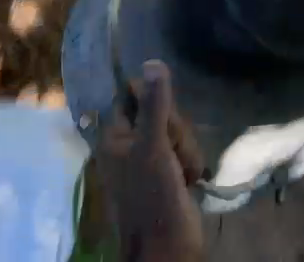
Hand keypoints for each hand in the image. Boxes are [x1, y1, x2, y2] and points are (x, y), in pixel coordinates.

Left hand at [97, 60, 204, 261]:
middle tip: (173, 152)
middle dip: (176, 130)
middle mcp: (128, 144)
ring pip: (175, 131)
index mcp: (114, 136)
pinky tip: (190, 179)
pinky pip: (182, 150)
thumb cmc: (153, 197)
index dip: (155, 102)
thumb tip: (153, 61)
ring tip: (183, 172)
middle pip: (160, 112)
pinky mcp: (166, 173)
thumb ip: (155, 105)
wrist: (168, 249)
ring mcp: (148, 160)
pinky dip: (189, 162)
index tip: (164, 119)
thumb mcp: (153, 147)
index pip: (135, 95)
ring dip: (186, 149)